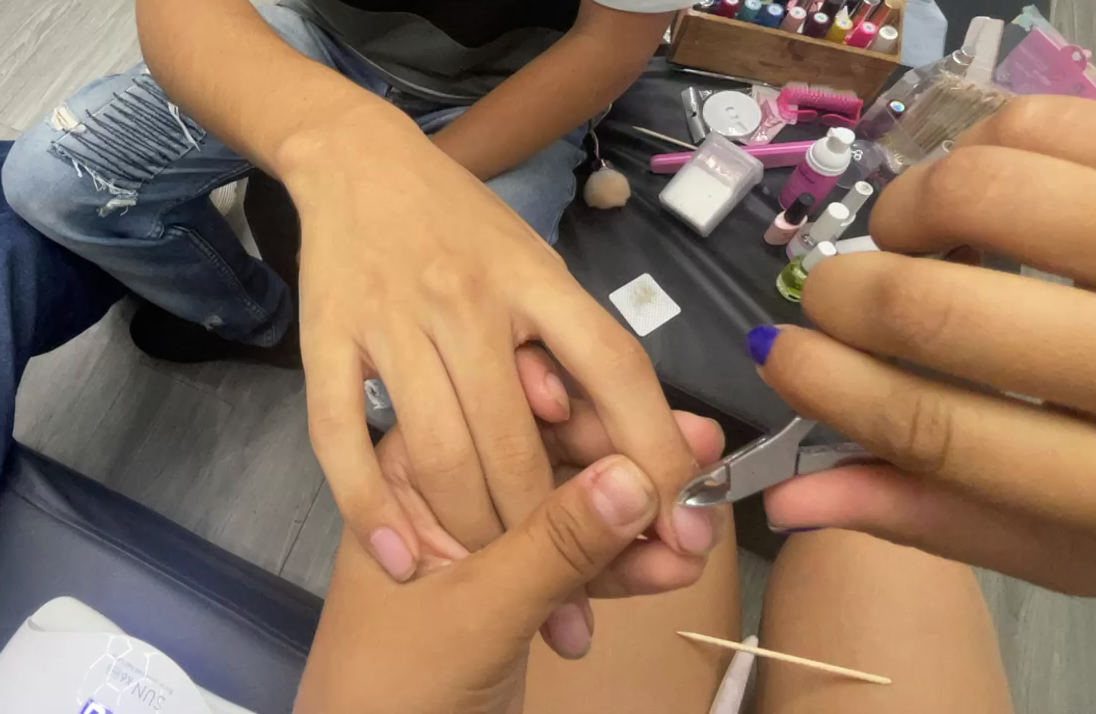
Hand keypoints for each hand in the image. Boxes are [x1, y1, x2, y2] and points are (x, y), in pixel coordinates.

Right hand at [278, 111, 708, 580]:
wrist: (358, 161)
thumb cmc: (457, 216)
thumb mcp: (531, 258)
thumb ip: (570, 339)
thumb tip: (619, 437)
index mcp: (530, 274)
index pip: (611, 365)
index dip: (653, 453)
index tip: (679, 529)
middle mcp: (464, 299)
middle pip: (518, 440)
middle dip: (553, 541)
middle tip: (574, 617)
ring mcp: (389, 320)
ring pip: (439, 455)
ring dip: (471, 538)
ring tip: (493, 585)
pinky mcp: (326, 338)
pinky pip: (340, 435)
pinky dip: (369, 508)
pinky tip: (399, 561)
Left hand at [296, 383, 725, 713]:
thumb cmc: (395, 689)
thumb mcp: (475, 610)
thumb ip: (555, 544)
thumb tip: (638, 472)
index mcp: (416, 464)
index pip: (501, 409)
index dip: (580, 409)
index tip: (652, 420)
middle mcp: (451, 485)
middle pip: (548, 454)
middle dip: (624, 466)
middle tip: (699, 468)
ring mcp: (486, 536)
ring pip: (571, 507)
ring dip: (637, 520)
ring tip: (701, 526)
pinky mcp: (516, 583)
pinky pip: (576, 559)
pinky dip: (624, 567)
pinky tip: (672, 565)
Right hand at [756, 96, 1095, 616]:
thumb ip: (938, 521)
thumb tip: (786, 498)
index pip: (942, 429)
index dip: (824, 382)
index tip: (774, 353)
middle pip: (942, 307)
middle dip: (840, 292)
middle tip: (831, 296)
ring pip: (986, 187)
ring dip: (902, 210)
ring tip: (910, 240)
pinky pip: (1049, 122)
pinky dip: (974, 150)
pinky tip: (985, 191)